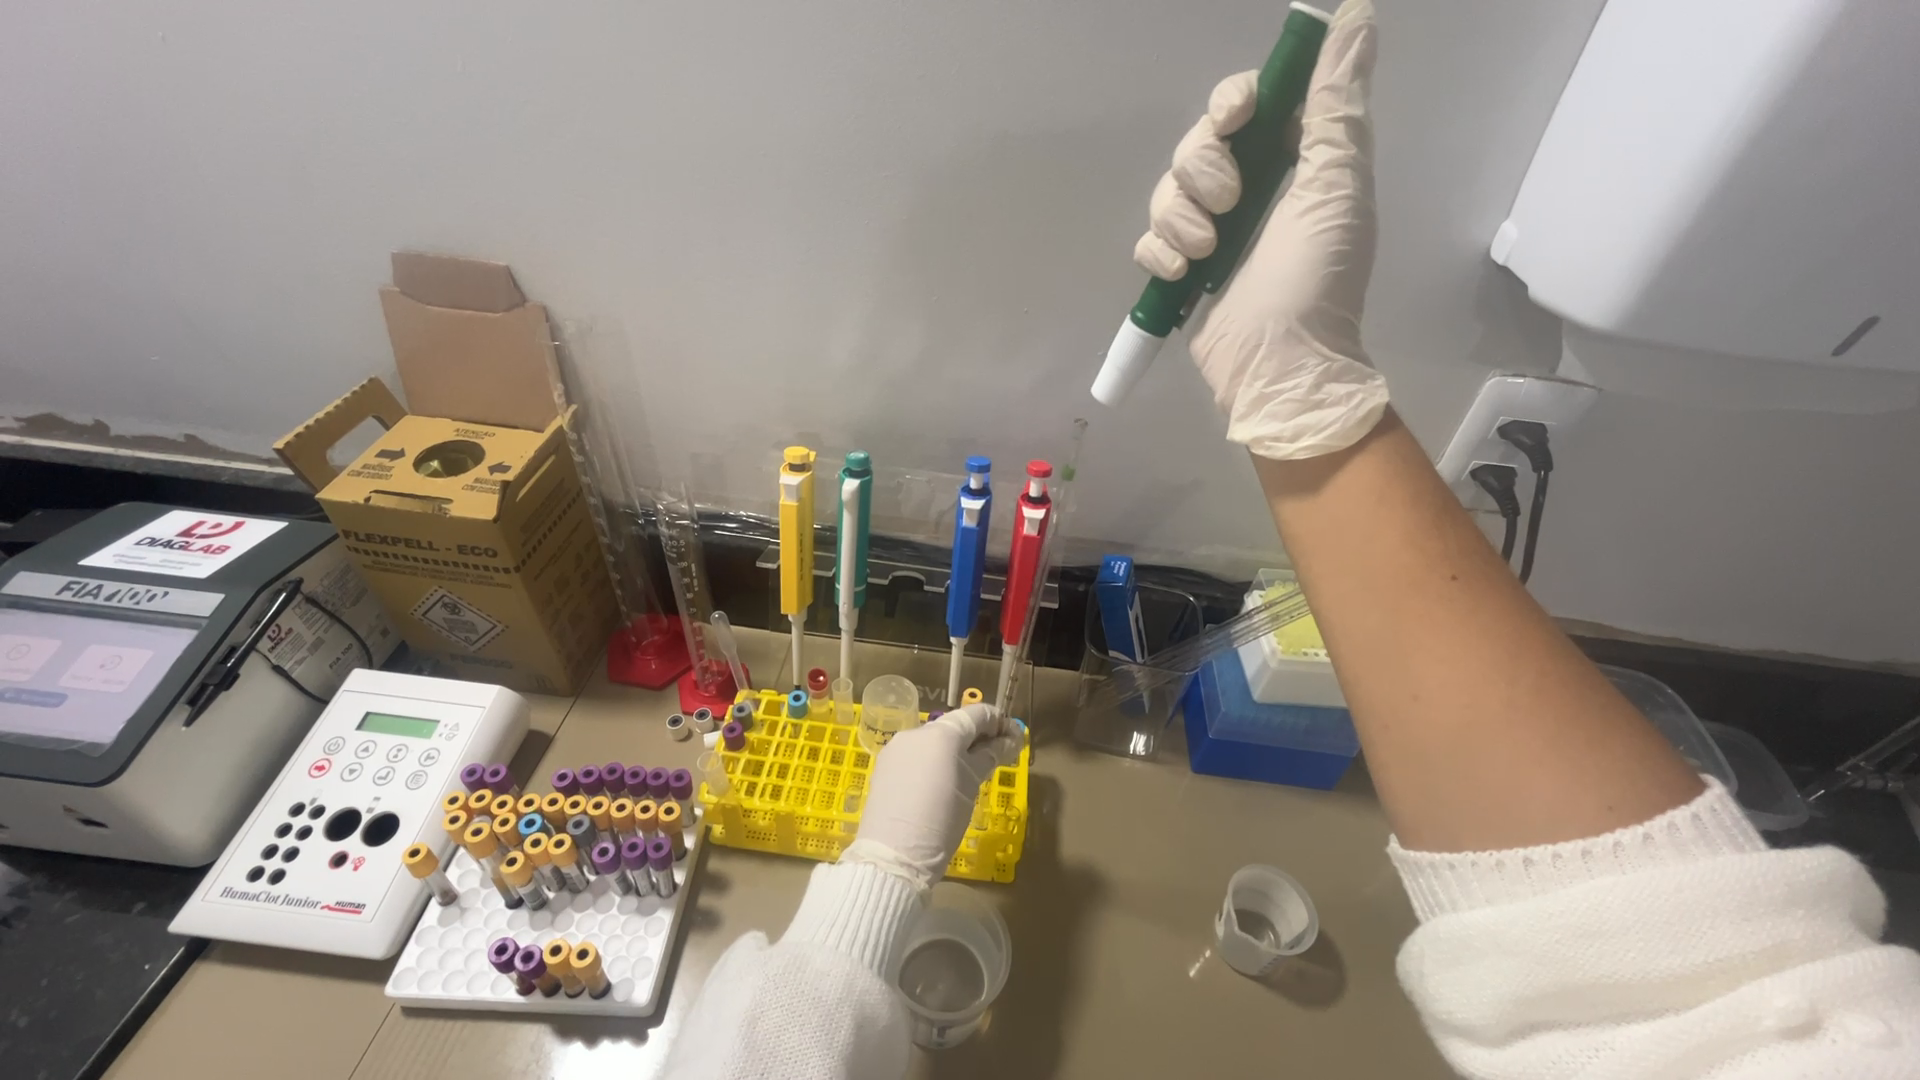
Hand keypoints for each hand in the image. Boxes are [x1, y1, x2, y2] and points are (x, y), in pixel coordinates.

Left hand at [841, 704, 1022, 890]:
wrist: (894, 855)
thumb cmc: (941, 819)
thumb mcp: (972, 785)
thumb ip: (990, 755)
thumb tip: (1010, 740)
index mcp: (941, 733)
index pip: (976, 714)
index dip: (999, 722)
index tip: (1014, 738)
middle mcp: (916, 733)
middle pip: (954, 726)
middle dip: (978, 738)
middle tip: (998, 757)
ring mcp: (897, 749)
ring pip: (934, 742)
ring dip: (956, 751)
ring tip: (971, 774)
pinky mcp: (885, 768)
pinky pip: (917, 757)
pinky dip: (935, 763)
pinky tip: (942, 784)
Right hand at [1133, 0, 1387, 459]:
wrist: (1277, 365)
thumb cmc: (1316, 280)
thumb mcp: (1336, 189)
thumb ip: (1338, 107)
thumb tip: (1358, 14)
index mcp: (1291, 163)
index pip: (1248, 104)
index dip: (1233, 101)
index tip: (1236, 118)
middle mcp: (1248, 190)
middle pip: (1198, 144)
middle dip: (1204, 171)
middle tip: (1229, 208)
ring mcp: (1209, 231)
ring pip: (1166, 190)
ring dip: (1181, 219)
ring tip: (1206, 255)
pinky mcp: (1179, 270)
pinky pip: (1148, 240)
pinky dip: (1161, 254)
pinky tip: (1184, 277)